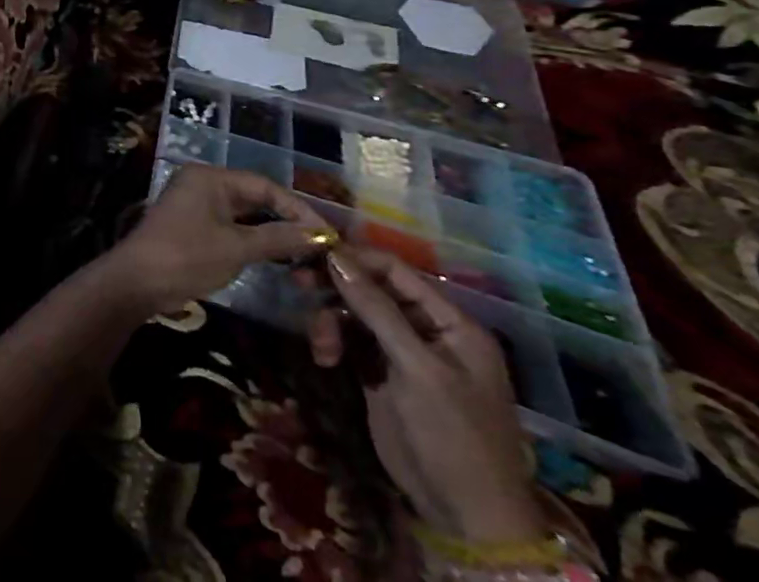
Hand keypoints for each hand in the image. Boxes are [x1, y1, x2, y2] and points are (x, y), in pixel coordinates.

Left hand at [103, 164, 333, 314]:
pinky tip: (280, 259)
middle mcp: (201, 185)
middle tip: (323, 248)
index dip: (300, 210)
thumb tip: (323, 236)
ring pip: (246, 215)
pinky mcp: (193, 227)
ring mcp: (195, 206)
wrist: (137, 281)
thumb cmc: (186, 256)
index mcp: (209, 178)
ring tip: (307, 256)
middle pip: (256, 199)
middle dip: (289, 222)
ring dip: (274, 234)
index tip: (330, 236)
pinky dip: (255, 241)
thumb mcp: (237, 246)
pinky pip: (232, 228)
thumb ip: (280, 238)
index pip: (266, 186)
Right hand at [312, 247, 543, 543]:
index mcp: (450, 323)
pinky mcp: (378, 371)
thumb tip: (336, 256)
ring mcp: (401, 352)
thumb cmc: (452, 430)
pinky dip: (331, 343)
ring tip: (321, 348)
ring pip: (352, 313)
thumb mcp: (415, 367)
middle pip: (370, 289)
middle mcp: (425, 330)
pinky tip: (325, 360)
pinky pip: (347, 339)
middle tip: (297, 284)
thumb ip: (376, 310)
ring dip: (329, 321)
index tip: (309, 254)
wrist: (461, 504)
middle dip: (334, 288)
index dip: (355, 258)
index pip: (397, 272)